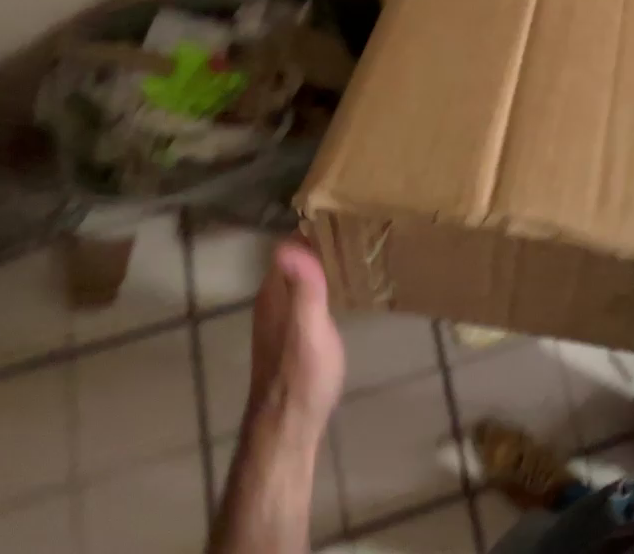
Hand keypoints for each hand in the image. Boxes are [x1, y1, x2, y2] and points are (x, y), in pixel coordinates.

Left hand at [247, 240, 345, 437]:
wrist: (288, 427)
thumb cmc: (302, 377)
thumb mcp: (308, 330)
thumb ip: (303, 289)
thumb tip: (290, 243)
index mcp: (275, 292)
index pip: (290, 243)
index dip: (312, 224)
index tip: (344, 207)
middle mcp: (273, 299)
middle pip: (295, 257)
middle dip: (321, 238)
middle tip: (359, 222)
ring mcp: (280, 316)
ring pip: (300, 275)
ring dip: (322, 259)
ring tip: (357, 246)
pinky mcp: (292, 332)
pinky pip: (306, 292)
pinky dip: (323, 280)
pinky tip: (343, 284)